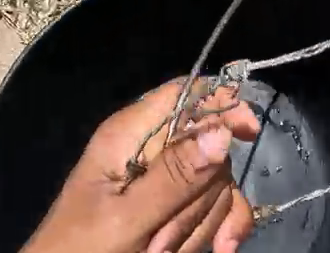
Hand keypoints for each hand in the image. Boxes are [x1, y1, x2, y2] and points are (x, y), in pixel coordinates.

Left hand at [21, 80, 260, 252]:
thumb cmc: (81, 252)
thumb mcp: (124, 219)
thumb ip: (174, 177)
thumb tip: (221, 131)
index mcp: (129, 134)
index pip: (184, 92)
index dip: (220, 103)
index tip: (248, 132)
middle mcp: (150, 149)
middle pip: (206, 145)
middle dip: (200, 195)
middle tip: (163, 238)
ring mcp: (164, 182)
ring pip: (215, 182)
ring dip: (203, 222)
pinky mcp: (175, 213)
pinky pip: (217, 209)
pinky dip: (222, 229)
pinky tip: (222, 252)